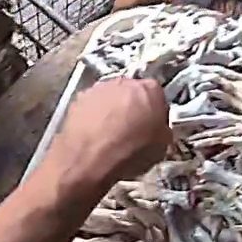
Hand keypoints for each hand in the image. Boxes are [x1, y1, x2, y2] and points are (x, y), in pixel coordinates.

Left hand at [42, 78, 170, 193]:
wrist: (89, 159)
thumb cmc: (129, 152)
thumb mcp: (162, 146)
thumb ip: (162, 129)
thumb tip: (158, 129)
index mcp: (150, 89)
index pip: (157, 95)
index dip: (154, 111)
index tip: (151, 125)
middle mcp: (124, 82)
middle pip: (131, 92)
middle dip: (131, 107)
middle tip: (130, 129)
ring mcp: (98, 89)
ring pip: (110, 98)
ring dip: (111, 110)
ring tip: (109, 134)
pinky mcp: (78, 99)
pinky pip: (91, 106)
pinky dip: (93, 116)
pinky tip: (93, 134)